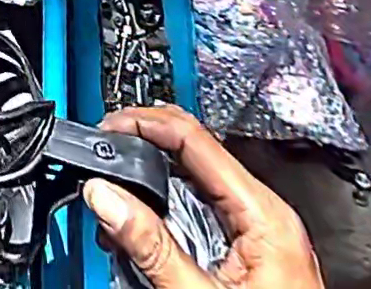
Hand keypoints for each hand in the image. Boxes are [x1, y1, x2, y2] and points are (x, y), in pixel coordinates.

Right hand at [83, 105, 323, 288]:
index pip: (194, 137)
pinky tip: (140, 214)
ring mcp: (259, 229)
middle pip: (194, 146)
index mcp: (265, 216)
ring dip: (150, 171)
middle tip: (107, 146)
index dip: (145, 123)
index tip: (109, 127)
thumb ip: (150, 246)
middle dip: (145, 140)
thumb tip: (104, 193)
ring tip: (115, 183)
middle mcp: (266, 213)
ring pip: (193, 174)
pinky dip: (164, 198)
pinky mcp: (248, 248)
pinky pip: (200, 202)